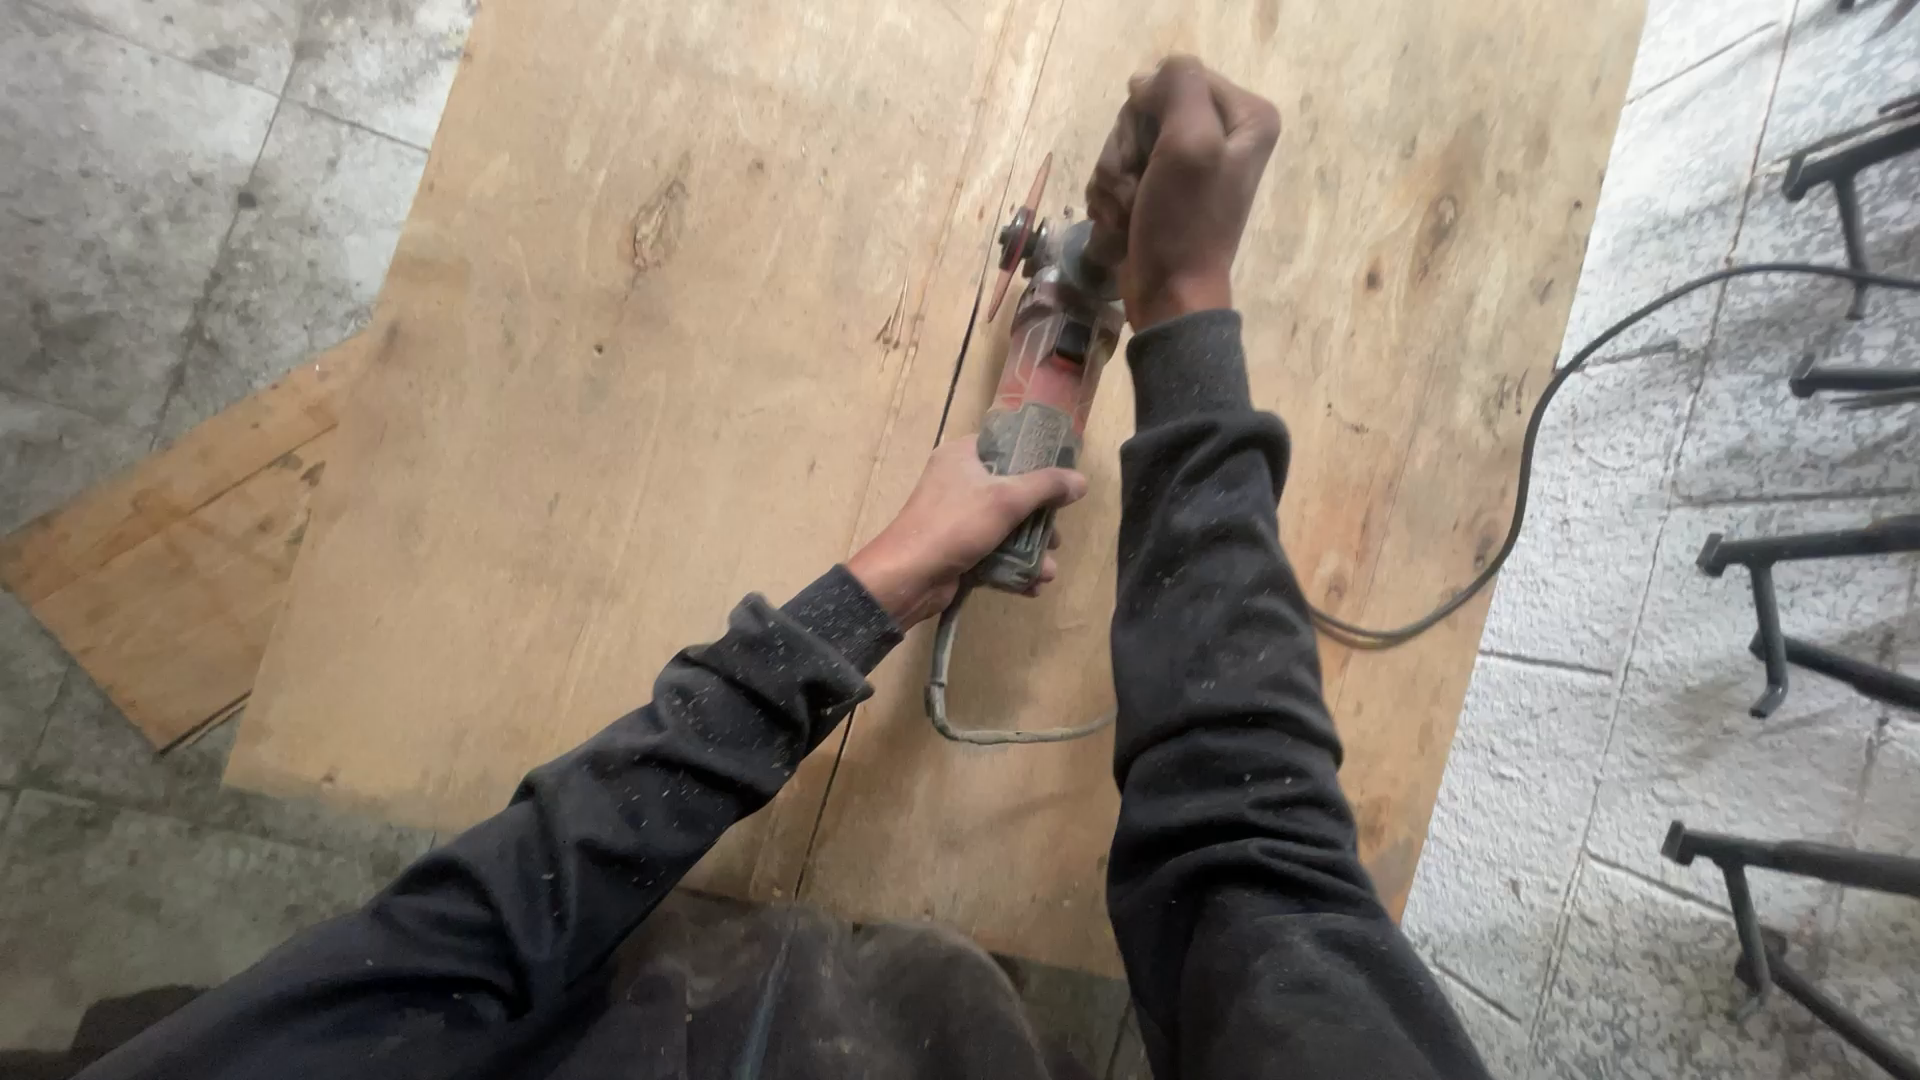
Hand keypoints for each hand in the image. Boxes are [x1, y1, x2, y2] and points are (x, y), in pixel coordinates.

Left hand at [846, 436, 1087, 628]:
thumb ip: (1046, 487)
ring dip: (1030, 550)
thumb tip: (1081, 482)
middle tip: (1056, 536)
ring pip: (1005, 527)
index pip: (1005, 446)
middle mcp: (958, 481)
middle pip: (1011, 491)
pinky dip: (1012, 568)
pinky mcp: (957, 548)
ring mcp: (957, 517)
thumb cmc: (955, 524)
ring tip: (1048, 571)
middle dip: (1039, 520)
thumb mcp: (1007, 498)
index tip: (1062, 478)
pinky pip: (993, 553)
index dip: (1036, 460)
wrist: (908, 577)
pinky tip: (1032, 585)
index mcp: (962, 456)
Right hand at [1084, 55, 1281, 329]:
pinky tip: (1120, 227)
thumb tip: (1142, 83)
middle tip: (1133, 193)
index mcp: (1245, 118)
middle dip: (1125, 157)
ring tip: (1126, 217)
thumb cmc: (1184, 226)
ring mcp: (1181, 169)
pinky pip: (1113, 180)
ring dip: (1112, 186)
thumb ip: (1177, 87)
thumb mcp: (1189, 143)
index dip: (1148, 113)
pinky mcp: (1154, 196)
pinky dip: (1108, 205)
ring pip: (1121, 149)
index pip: (1176, 79)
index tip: (1149, 156)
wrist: (1168, 296)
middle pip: (1143, 115)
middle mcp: (1217, 137)